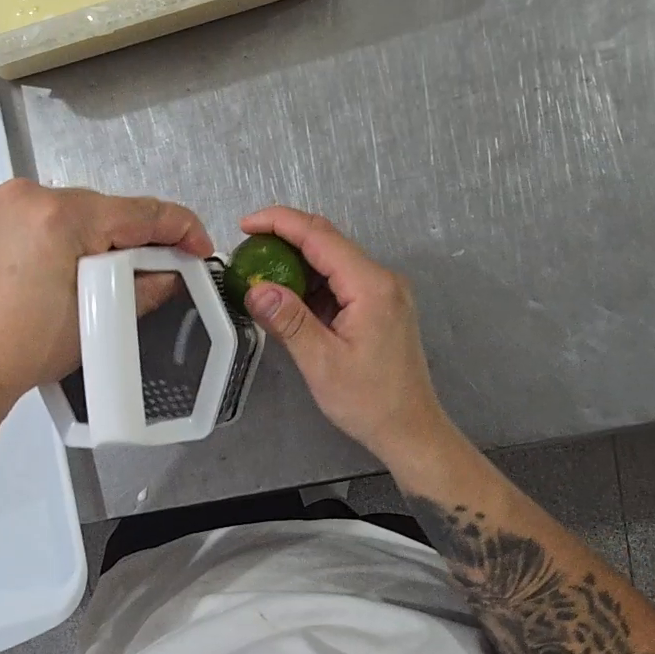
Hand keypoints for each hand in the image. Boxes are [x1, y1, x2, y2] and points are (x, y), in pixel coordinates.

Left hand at [0, 180, 212, 405]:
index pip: (137, 211)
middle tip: (171, 268)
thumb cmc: (29, 346)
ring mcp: (12, 204)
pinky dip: (84, 237)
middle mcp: (31, 196)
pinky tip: (95, 266)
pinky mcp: (3, 219)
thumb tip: (172, 272)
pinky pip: (60, 218)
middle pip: (111, 209)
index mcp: (57, 216)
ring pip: (87, 212)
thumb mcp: (100, 316)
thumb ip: (145, 285)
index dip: (179, 228)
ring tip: (131, 274)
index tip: (201, 246)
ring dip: (114, 238)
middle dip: (144, 238)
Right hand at [239, 207, 456, 467]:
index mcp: (371, 286)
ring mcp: (384, 293)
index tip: (245, 225)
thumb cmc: (368, 401)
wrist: (409, 429)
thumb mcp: (321, 362)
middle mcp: (382, 280)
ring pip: (334, 261)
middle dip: (285, 239)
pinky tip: (288, 297)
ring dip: (297, 263)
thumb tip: (256, 288)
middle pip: (328, 242)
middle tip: (246, 251)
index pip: (320, 236)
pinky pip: (341, 282)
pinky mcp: (380, 307)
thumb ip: (289, 321)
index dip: (280, 223)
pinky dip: (312, 284)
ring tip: (259, 273)